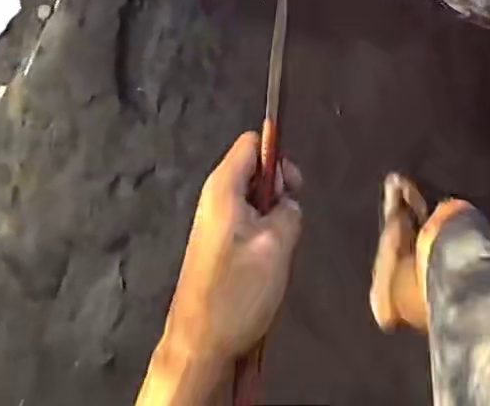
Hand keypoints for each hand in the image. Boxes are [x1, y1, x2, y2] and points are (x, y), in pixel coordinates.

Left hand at [161, 133, 303, 367]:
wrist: (197, 348)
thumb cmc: (235, 293)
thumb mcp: (278, 244)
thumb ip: (291, 209)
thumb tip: (288, 204)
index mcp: (223, 187)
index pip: (253, 142)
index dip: (278, 156)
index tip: (291, 186)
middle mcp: (214, 198)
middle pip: (255, 169)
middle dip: (278, 188)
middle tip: (287, 219)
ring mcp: (213, 222)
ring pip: (254, 198)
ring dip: (272, 215)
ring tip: (277, 246)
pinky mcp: (216, 245)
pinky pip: (247, 221)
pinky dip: (262, 232)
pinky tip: (266, 262)